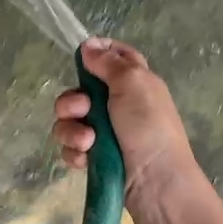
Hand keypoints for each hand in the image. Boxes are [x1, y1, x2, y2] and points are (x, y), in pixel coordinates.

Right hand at [54, 37, 195, 202]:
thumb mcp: (133, 83)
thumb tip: (88, 44)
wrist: (154, 179)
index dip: (96, 54)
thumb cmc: (148, 126)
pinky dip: (74, 153)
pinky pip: (70, 149)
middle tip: (82, 110)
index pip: (113, 56)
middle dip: (72, 102)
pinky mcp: (94, 157)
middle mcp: (117, 104)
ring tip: (87, 143)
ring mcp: (104, 133)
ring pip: (68, 123)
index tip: (82, 58)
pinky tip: (85, 160)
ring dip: (71, 131)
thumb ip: (108, 63)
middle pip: (79, 92)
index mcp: (133, 81)